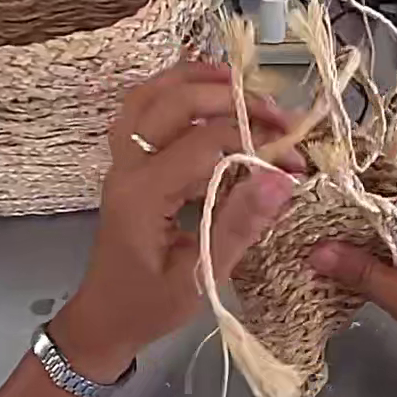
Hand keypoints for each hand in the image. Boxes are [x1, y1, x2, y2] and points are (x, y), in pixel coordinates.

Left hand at [51, 63, 302, 381]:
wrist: (102, 318)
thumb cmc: (149, 306)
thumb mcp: (200, 277)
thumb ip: (238, 226)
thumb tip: (282, 180)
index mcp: (144, 196)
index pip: (205, 141)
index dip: (255, 139)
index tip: (294, 157)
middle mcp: (126, 167)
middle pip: (173, 102)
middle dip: (230, 97)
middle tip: (277, 112)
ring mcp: (120, 162)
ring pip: (147, 96)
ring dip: (192, 78)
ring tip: (238, 78)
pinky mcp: (124, 165)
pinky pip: (140, 111)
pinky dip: (171, 92)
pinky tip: (202, 94)